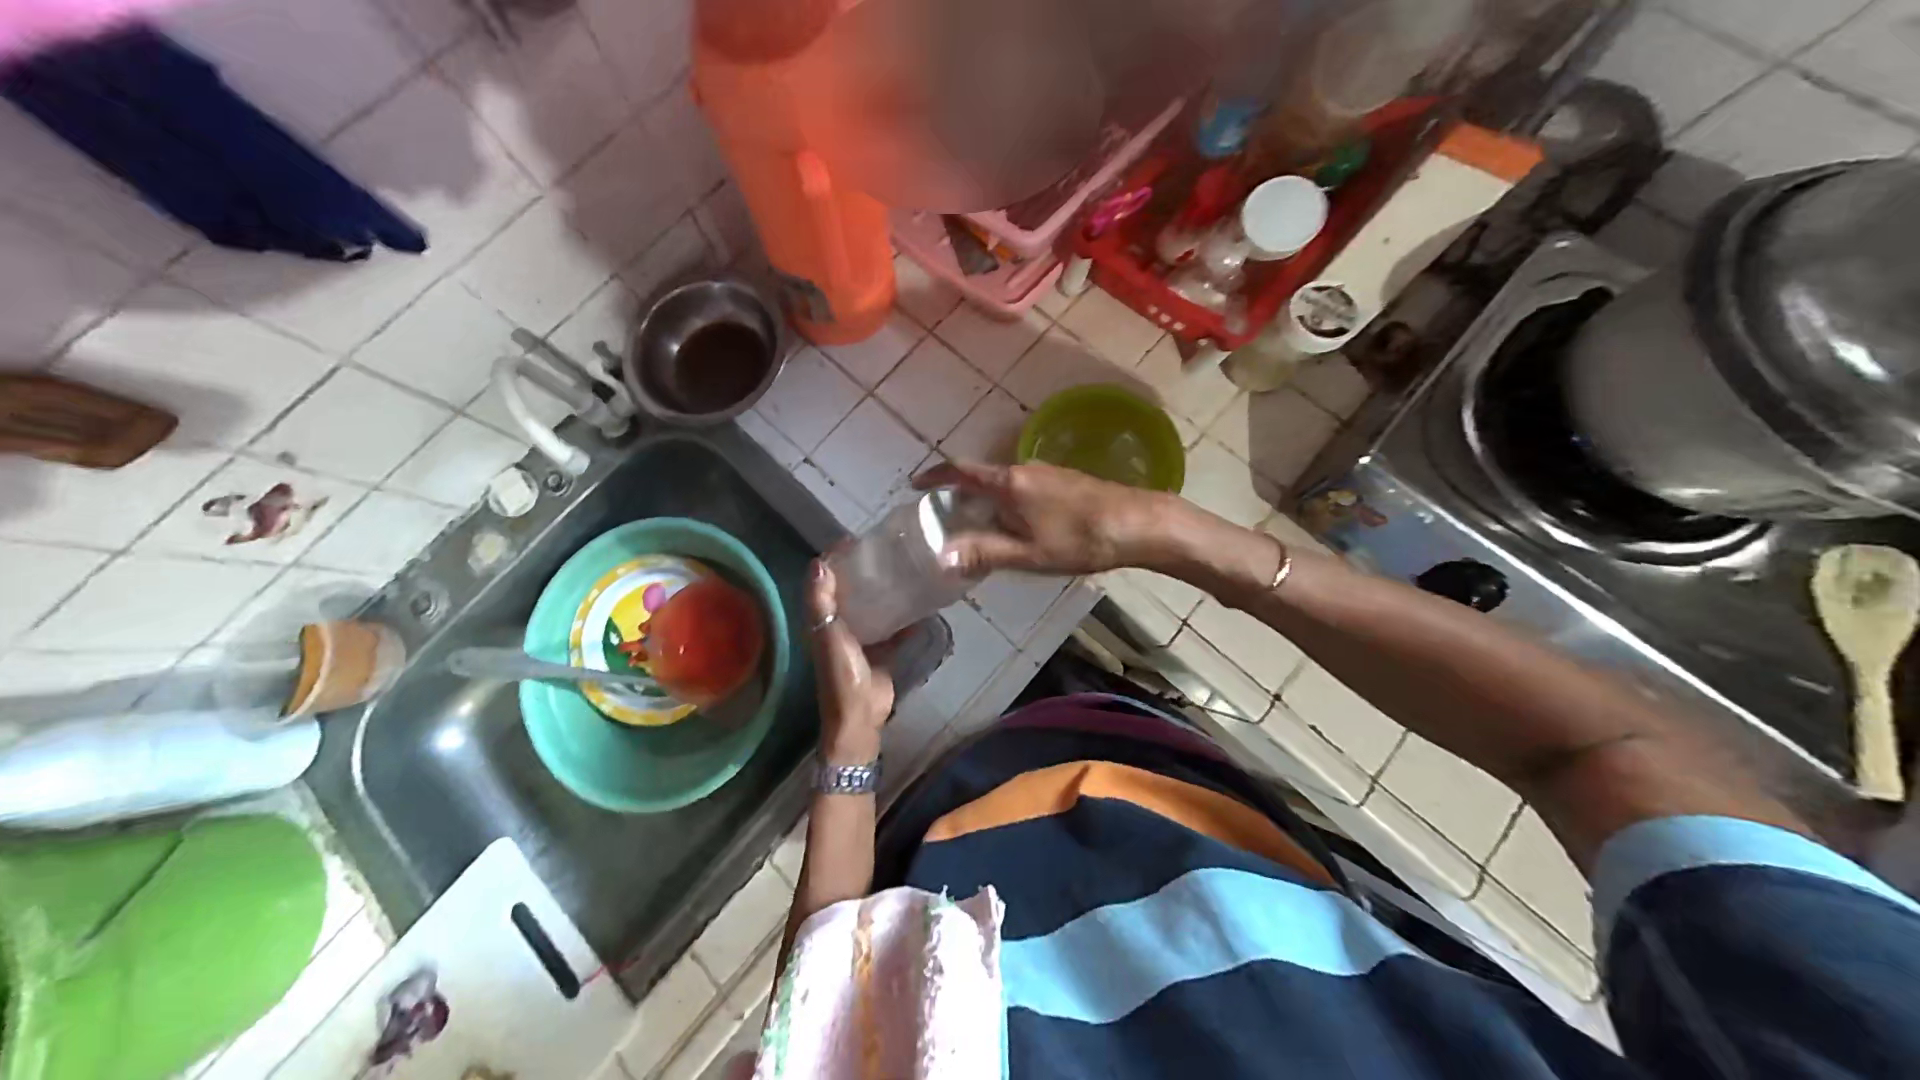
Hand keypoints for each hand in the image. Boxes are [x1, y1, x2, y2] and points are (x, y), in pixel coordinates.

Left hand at [806, 559, 894, 764]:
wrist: (861, 717)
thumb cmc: (842, 676)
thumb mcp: (829, 635)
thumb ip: (823, 602)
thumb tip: (820, 562)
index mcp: (823, 621)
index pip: (827, 583)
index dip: (837, 561)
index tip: (858, 540)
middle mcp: (841, 627)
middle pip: (852, 593)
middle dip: (865, 572)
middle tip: (888, 550)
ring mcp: (863, 641)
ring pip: (874, 609)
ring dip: (885, 592)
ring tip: (905, 570)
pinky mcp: (883, 654)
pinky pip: (895, 630)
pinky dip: (906, 618)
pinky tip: (922, 604)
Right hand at [913, 460, 1173, 577]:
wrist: (1139, 524)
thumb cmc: (1080, 539)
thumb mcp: (1028, 553)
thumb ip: (984, 552)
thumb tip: (942, 557)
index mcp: (1009, 483)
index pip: (961, 471)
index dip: (935, 476)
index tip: (915, 484)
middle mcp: (1024, 469)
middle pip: (980, 478)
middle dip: (959, 495)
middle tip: (943, 521)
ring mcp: (1046, 473)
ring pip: (1003, 484)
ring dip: (984, 501)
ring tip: (975, 528)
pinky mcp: (1064, 481)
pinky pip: (1022, 488)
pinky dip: (1006, 503)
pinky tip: (1015, 527)